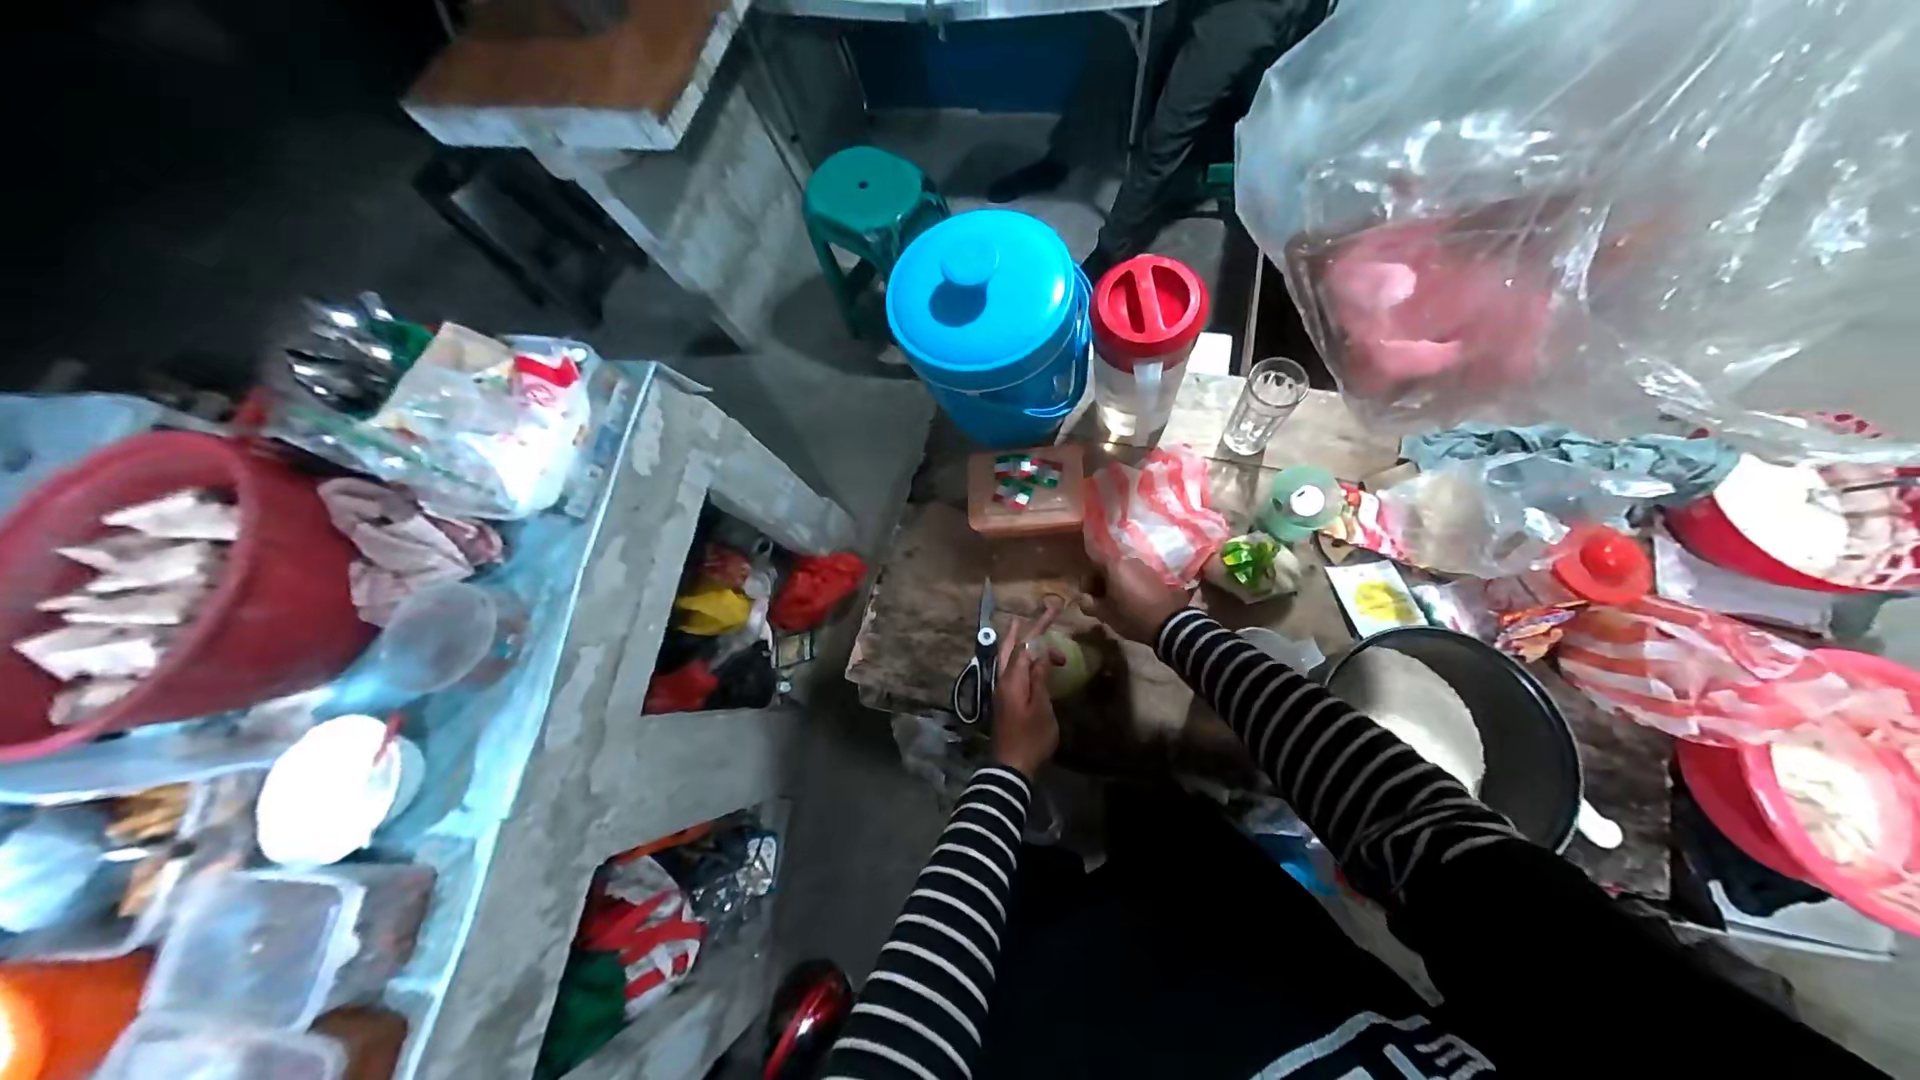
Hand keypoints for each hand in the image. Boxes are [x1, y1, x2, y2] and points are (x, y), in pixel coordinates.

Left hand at [991, 616, 1060, 776]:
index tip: (1054, 611)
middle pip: (1011, 647)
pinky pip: (1008, 668)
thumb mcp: (1041, 708)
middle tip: (1039, 612)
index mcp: (1012, 679)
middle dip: (1025, 628)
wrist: (1011, 767)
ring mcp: (1000, 690)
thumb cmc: (1031, 738)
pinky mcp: (1003, 699)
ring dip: (1015, 640)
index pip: (1025, 645)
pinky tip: (1021, 658)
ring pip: (1005, 657)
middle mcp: (1002, 680)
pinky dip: (1015, 656)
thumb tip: (1041, 653)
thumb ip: (1040, 678)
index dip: (1039, 627)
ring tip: (1020, 625)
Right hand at [1082, 551, 1189, 643]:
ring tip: (1117, 602)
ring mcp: (1146, 567)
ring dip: (1117, 584)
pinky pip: (1137, 577)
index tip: (1088, 596)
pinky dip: (1130, 586)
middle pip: (1109, 567)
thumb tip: (1083, 600)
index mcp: (1115, 565)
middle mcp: (1130, 561)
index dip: (1087, 580)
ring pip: (1124, 572)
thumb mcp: (1105, 614)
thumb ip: (1090, 604)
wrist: (1168, 624)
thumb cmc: (1131, 616)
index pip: (1093, 564)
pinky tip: (1132, 601)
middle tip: (1100, 600)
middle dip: (1102, 582)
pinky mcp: (1158, 577)